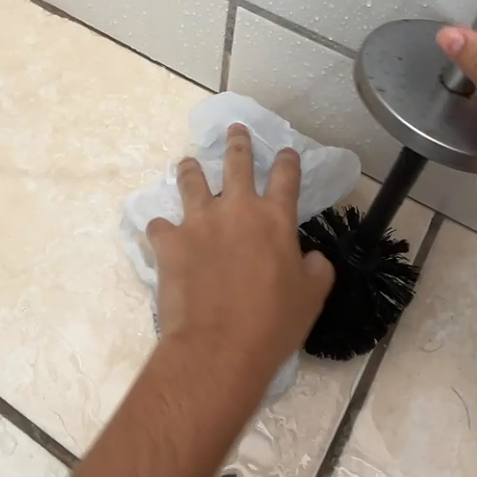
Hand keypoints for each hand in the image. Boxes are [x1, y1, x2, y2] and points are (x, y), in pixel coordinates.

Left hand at [146, 125, 334, 383]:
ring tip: (188, 163)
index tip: (286, 151)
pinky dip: (162, 227)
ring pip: (191, 180)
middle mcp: (236, 208)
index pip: (285, 176)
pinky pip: (159, 224)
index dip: (287, 160)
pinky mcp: (169, 240)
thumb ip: (316, 269)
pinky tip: (162, 231)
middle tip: (235, 129)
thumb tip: (312, 257)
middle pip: (236, 162)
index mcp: (274, 219)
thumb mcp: (311, 298)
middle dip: (238, 142)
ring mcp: (199, 220)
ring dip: (190, 169)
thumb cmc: (272, 325)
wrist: (219, 347)